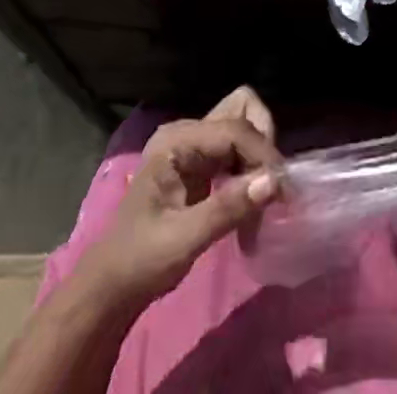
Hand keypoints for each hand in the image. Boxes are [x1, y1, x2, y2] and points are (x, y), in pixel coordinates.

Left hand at [78, 88, 283, 304]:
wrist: (114, 285)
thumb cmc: (141, 260)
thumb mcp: (184, 239)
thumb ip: (228, 208)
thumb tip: (273, 181)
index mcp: (175, 141)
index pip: (234, 129)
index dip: (262, 154)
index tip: (282, 191)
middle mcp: (186, 133)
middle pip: (242, 112)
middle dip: (263, 145)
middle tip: (272, 189)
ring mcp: (193, 147)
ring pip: (243, 131)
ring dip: (260, 160)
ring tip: (265, 200)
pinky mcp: (201, 166)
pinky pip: (238, 154)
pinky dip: (251, 172)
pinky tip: (253, 203)